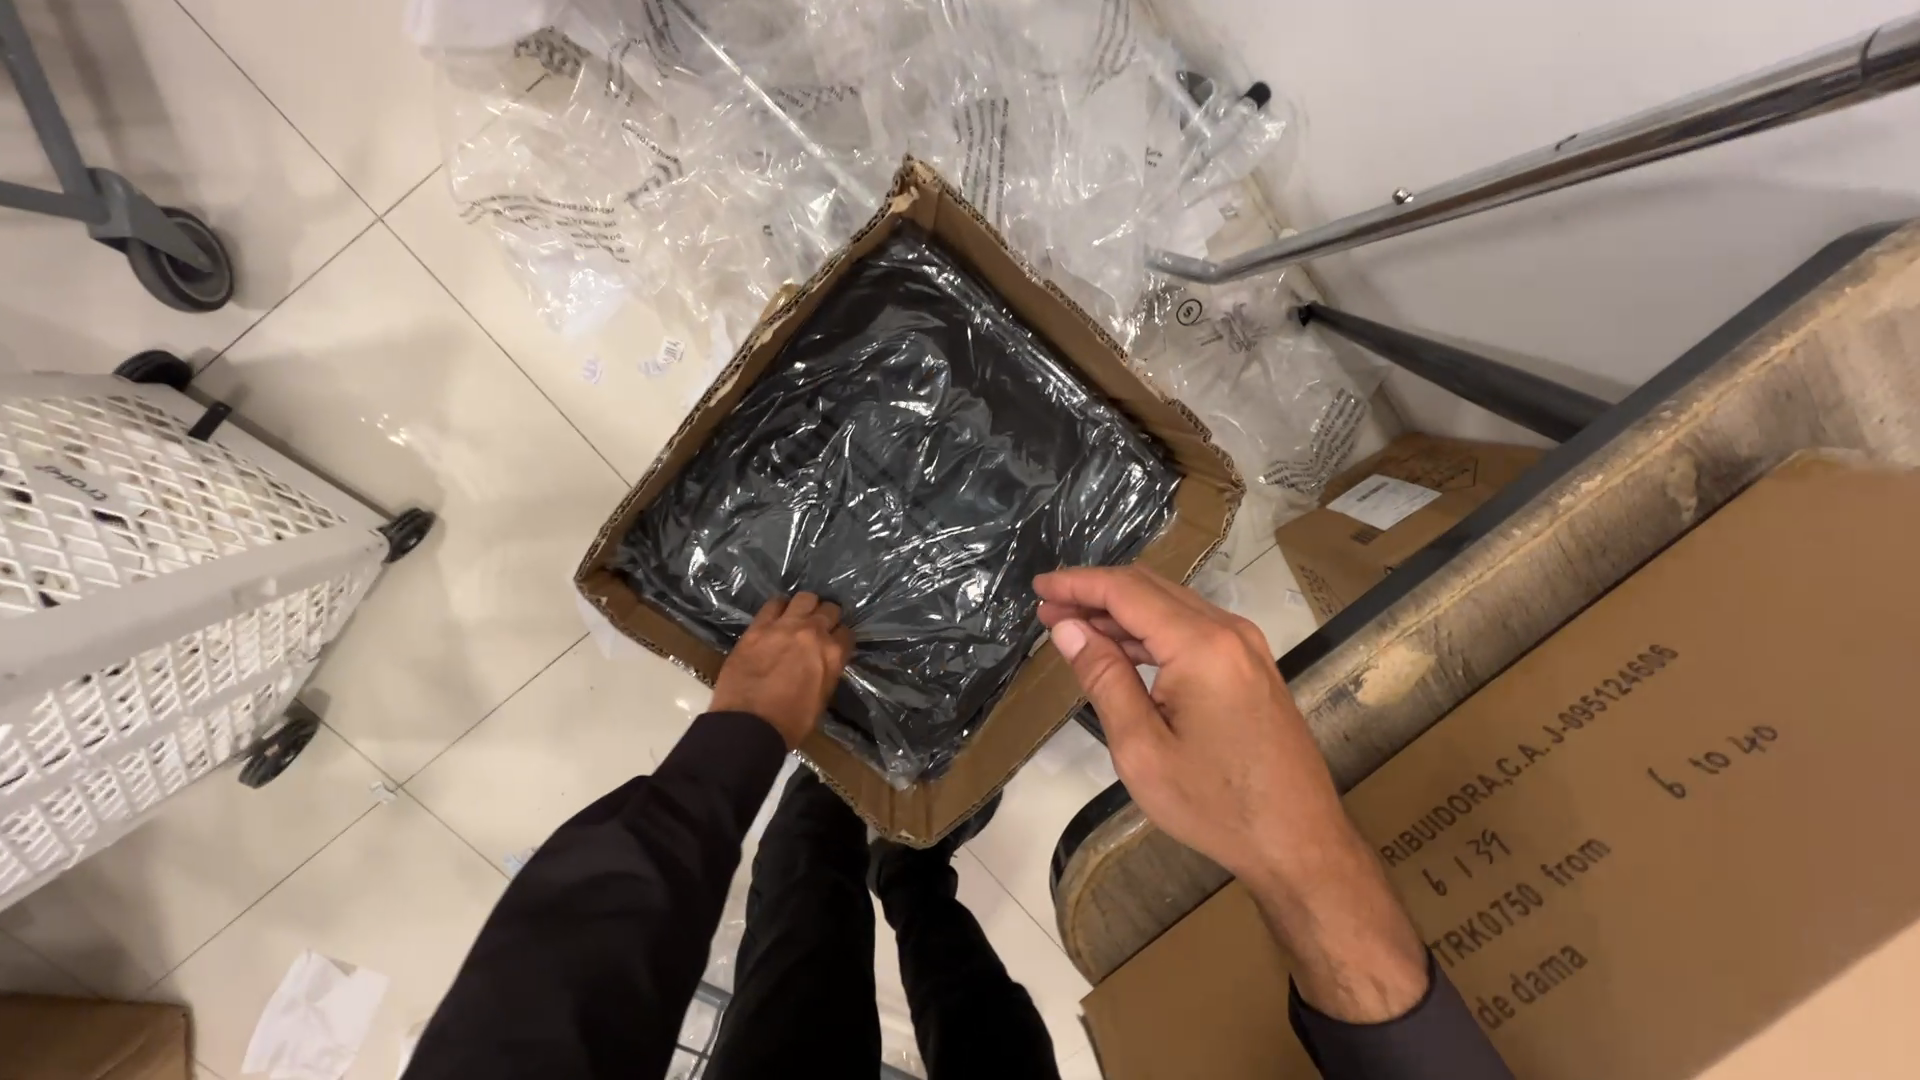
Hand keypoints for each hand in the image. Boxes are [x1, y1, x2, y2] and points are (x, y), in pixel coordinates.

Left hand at [711, 593, 854, 748]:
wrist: (749, 725)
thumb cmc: (791, 722)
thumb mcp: (822, 698)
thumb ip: (827, 672)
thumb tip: (823, 663)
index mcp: (833, 654)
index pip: (847, 633)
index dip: (840, 638)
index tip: (834, 643)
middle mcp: (814, 632)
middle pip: (829, 610)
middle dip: (826, 618)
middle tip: (818, 628)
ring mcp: (785, 626)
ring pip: (805, 598)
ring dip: (806, 607)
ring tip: (799, 617)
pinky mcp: (758, 627)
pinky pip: (773, 604)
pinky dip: (779, 607)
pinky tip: (777, 616)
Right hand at [1035, 566, 1427, 1021]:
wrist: (1300, 844)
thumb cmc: (1215, 805)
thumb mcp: (1142, 748)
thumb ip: (1104, 678)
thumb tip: (1068, 629)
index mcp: (1201, 645)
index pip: (1126, 591)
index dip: (1077, 584)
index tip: (1038, 587)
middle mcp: (1228, 631)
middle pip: (1150, 588)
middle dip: (1094, 594)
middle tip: (1048, 611)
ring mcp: (1245, 647)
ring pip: (1170, 606)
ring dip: (1120, 613)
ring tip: (1072, 629)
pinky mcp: (1251, 666)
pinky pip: (1191, 629)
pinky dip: (1148, 632)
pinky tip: (1119, 650)